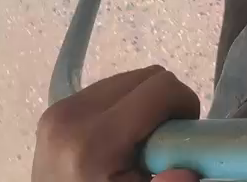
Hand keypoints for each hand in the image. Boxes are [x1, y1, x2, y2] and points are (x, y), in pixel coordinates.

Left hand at [32, 66, 200, 181]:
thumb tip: (189, 171)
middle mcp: (74, 114)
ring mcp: (61, 108)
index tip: (186, 132)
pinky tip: (117, 138)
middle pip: (149, 76)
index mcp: (94, 142)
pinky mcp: (57, 108)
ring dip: (145, 103)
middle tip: (163, 141)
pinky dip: (125, 105)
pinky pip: (111, 87)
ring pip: (131, 78)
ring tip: (137, 141)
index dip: (184, 103)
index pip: (161, 87)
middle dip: (165, 103)